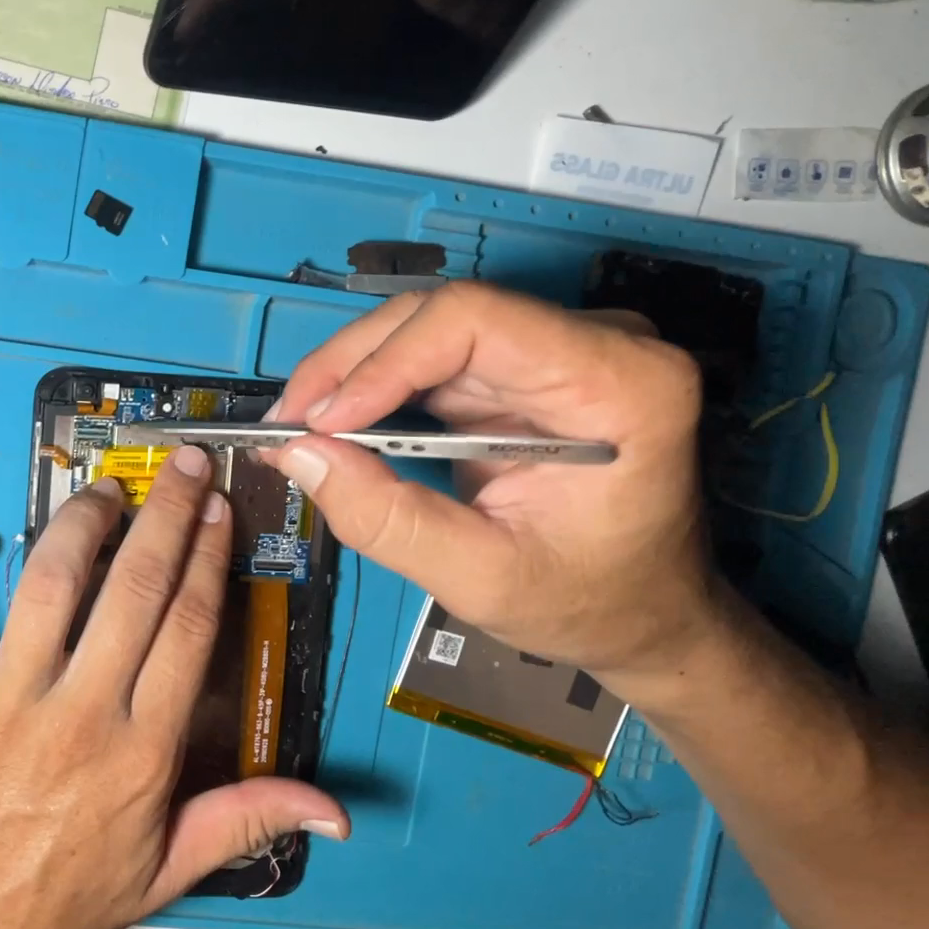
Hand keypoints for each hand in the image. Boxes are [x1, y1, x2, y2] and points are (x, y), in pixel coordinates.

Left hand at [0, 447, 346, 928]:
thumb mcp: (168, 868)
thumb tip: (337, 812)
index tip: (216, 508)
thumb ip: (245, 820)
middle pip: (130, 589)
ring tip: (101, 492)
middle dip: (163, 516)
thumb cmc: (68, 891)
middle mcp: (73, 711)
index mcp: (139, 748)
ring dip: (76, 524)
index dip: (206, 557)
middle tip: (179, 466)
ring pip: (44, 583)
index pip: (186, 628)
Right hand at [268, 282, 718, 676]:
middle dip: (346, 367)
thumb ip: (387, 519)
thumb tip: (298, 454)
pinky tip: (326, 423)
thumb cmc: (588, 601)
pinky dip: (363, 390)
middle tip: (284, 427)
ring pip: (417, 331)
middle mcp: (590, 345)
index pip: (474, 321)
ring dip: (343, 376)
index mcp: (615, 384)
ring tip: (293, 428)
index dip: (383, 361)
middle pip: (436, 318)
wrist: (644, 610)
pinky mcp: (514, 372)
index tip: (322, 424)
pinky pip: (421, 360)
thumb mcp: (480, 578)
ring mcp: (551, 353)